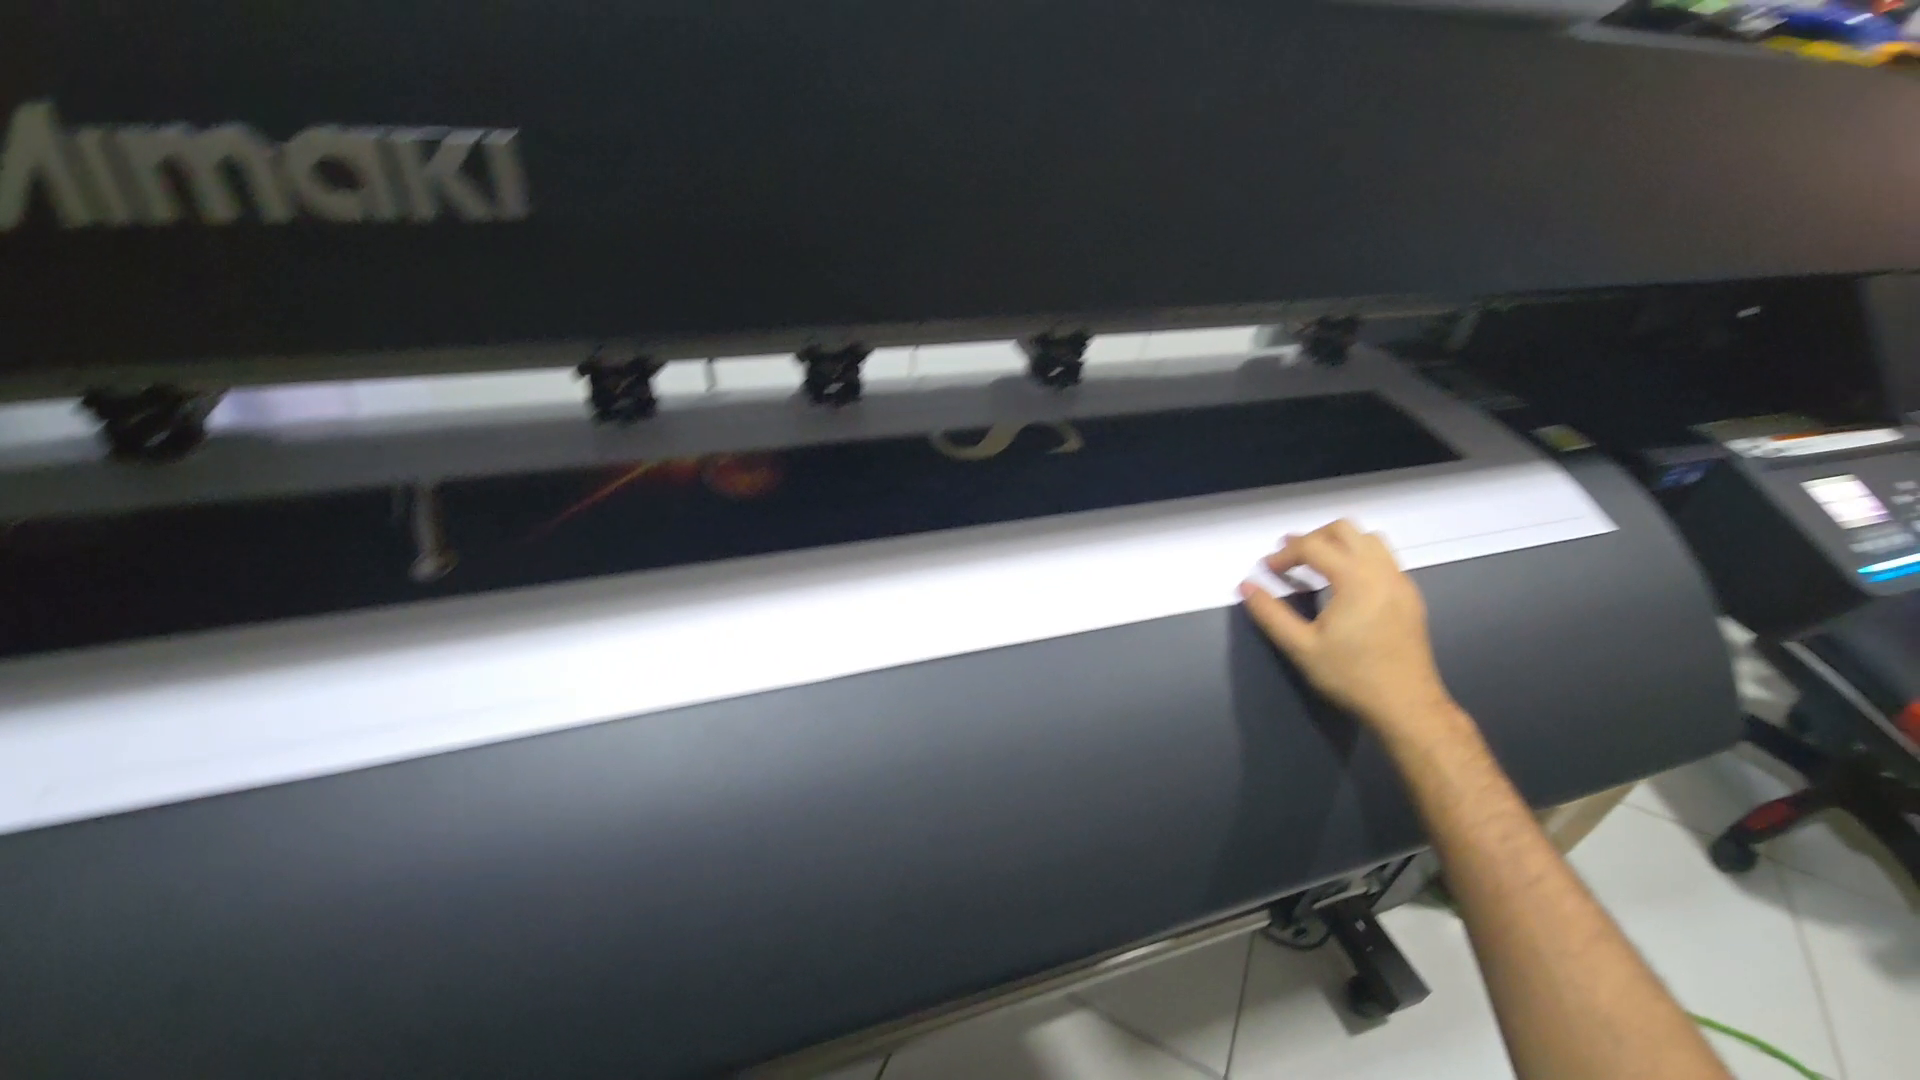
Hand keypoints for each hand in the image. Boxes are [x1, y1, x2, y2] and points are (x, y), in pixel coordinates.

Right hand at [1238, 520, 1461, 741]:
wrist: (1407, 705)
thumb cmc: (1351, 676)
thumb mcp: (1301, 648)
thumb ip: (1270, 614)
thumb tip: (1246, 587)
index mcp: (1355, 578)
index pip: (1314, 546)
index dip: (1285, 553)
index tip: (1267, 569)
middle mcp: (1382, 571)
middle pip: (1345, 529)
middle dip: (1313, 537)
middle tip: (1290, 558)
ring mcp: (1401, 582)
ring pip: (1370, 540)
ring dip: (1340, 543)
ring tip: (1318, 564)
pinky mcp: (1410, 597)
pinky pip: (1385, 559)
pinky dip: (1360, 557)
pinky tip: (1345, 584)